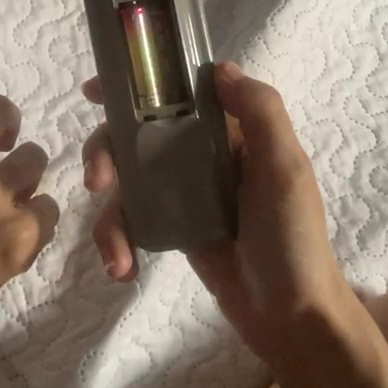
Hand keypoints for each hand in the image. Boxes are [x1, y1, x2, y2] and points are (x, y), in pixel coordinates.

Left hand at [0, 89, 60, 369]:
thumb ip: (11, 247)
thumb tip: (19, 218)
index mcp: (14, 237)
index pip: (47, 208)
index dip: (38, 213)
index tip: (25, 217)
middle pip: (32, 159)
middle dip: (29, 171)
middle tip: (11, 181)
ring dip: (6, 123)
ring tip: (1, 135)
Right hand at [79, 62, 355, 363]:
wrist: (292, 320)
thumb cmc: (292, 239)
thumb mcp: (285, 170)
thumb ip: (260, 113)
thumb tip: (218, 67)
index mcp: (229, 132)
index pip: (175, 93)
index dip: (134, 86)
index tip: (97, 92)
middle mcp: (201, 154)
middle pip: (135, 134)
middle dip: (105, 152)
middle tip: (95, 181)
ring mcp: (183, 193)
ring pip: (126, 181)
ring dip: (108, 213)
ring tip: (114, 250)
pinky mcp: (172, 228)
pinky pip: (131, 222)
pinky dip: (118, 241)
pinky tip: (122, 268)